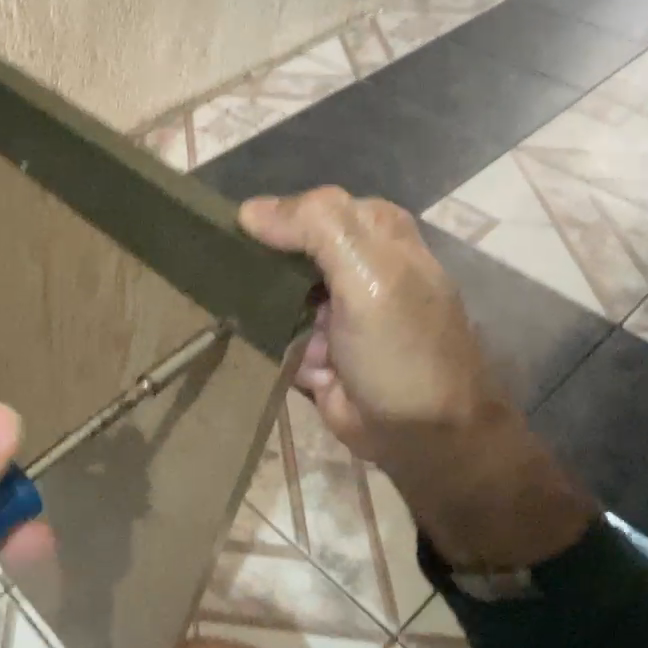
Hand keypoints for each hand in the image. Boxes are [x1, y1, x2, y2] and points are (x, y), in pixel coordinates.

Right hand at [240, 187, 594, 568]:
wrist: (424, 439)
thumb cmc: (402, 351)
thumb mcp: (368, 274)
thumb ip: (316, 227)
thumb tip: (247, 209)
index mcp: (377, 235)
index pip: (313, 208)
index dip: (276, 220)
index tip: (231, 237)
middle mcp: (356, 268)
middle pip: (289, 250)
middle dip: (259, 266)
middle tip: (223, 276)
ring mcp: (334, 312)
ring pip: (275, 292)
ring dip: (260, 309)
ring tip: (240, 317)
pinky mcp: (315, 351)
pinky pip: (276, 336)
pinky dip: (274, 347)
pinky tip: (278, 357)